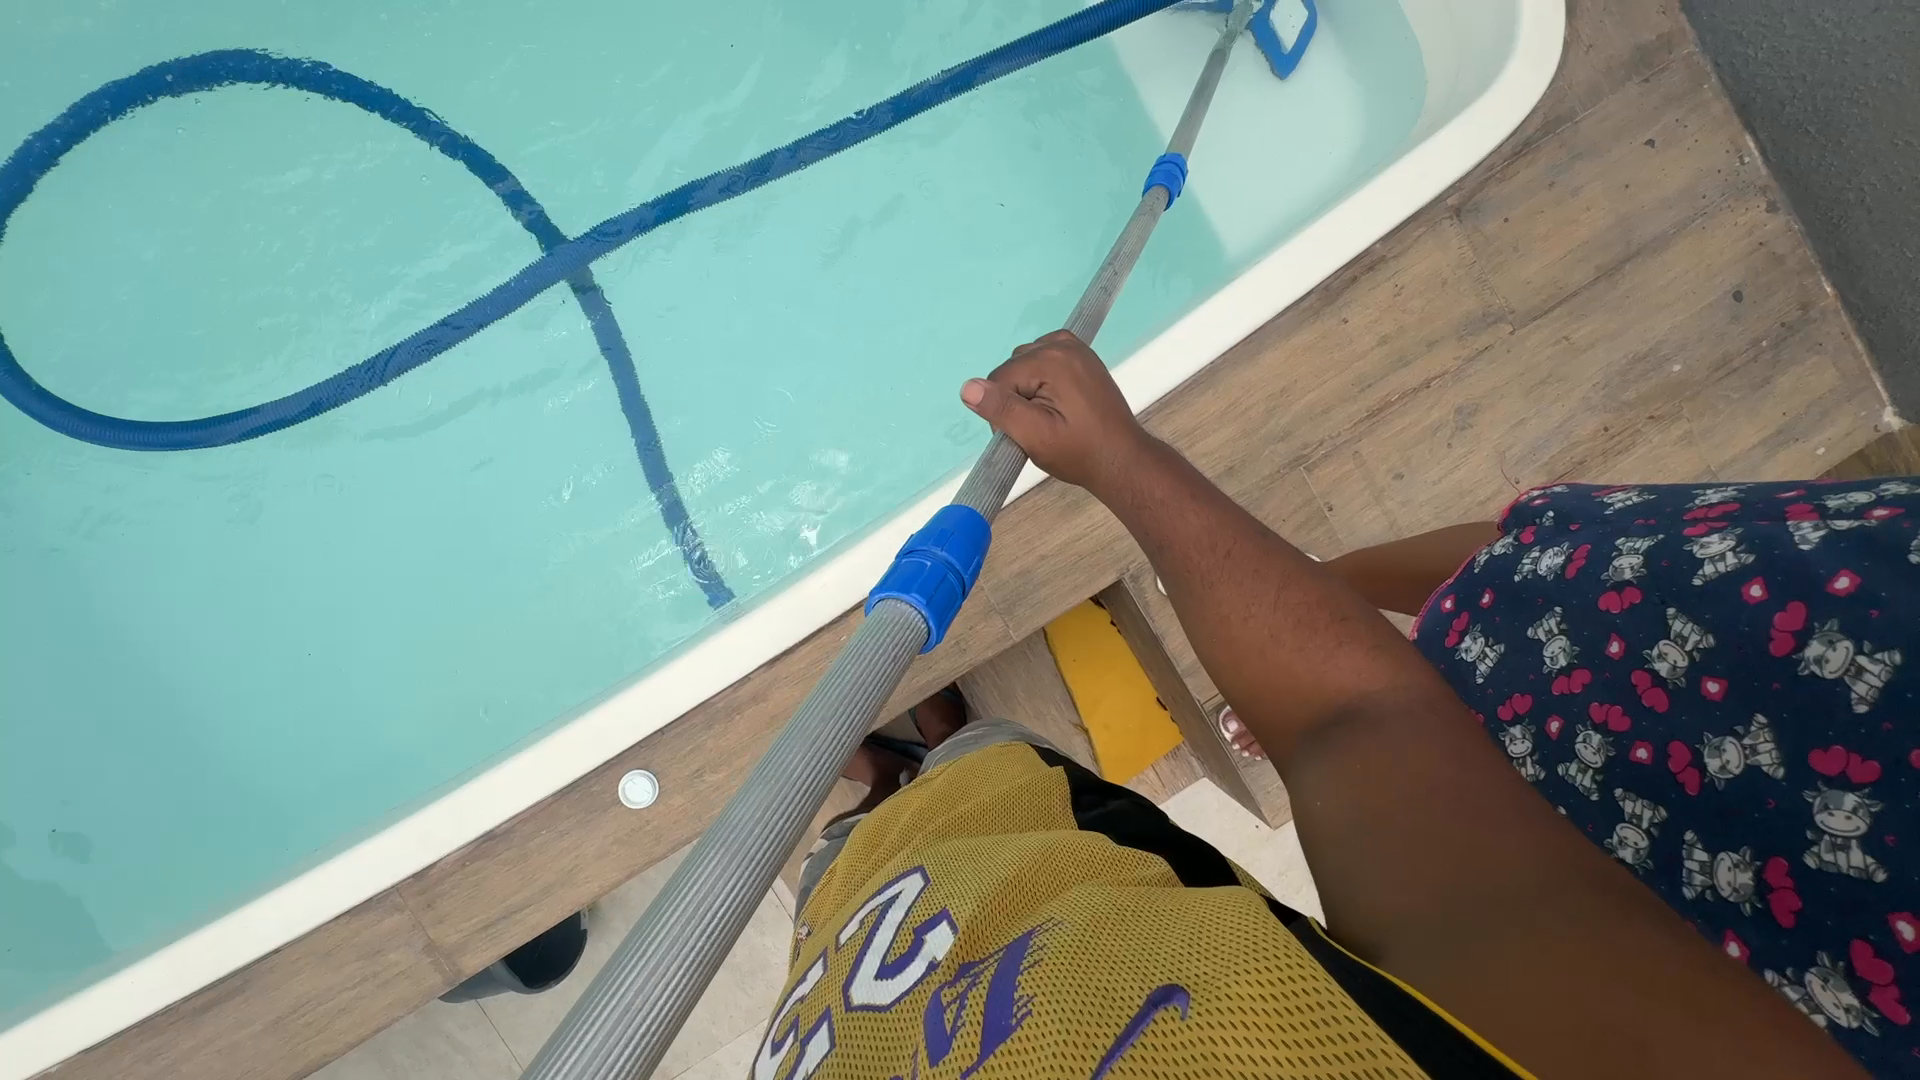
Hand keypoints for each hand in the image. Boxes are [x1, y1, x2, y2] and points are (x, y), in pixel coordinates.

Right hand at [959, 330, 1154, 493]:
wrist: (1121, 460)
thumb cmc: (1079, 453)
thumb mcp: (1034, 436)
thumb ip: (1001, 409)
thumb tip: (968, 387)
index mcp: (1052, 360)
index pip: (999, 379)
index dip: (1002, 411)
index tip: (1022, 436)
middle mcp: (1063, 345)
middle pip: (1012, 369)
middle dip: (1015, 399)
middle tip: (1037, 429)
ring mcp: (1076, 349)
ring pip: (1025, 365)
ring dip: (1027, 391)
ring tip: (1049, 419)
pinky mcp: (1082, 358)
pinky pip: (1043, 361)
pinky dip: (1040, 380)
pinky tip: (1054, 404)